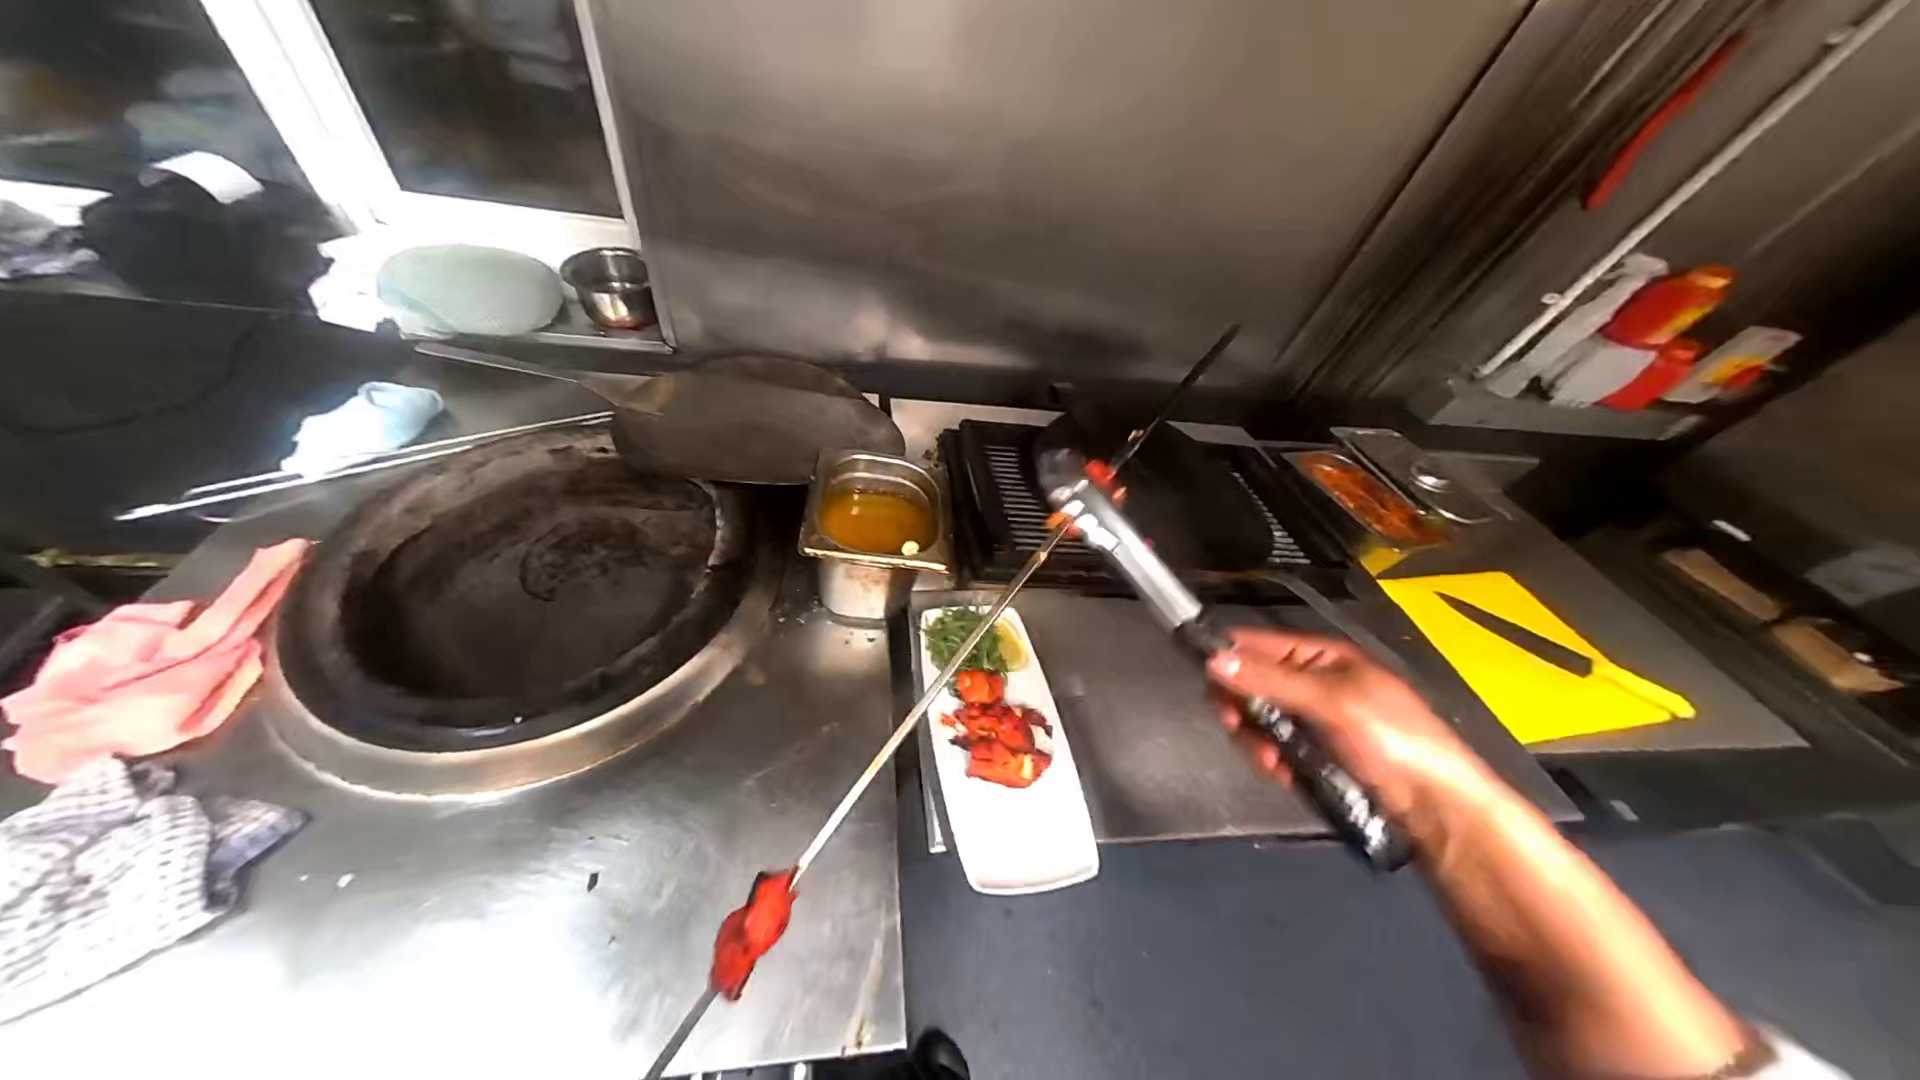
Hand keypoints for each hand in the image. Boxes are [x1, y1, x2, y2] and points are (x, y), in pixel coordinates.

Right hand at [1205, 627, 1502, 825]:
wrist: (1437, 808)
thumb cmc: (1393, 739)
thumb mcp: (1332, 701)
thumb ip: (1271, 680)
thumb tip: (1214, 660)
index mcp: (1318, 656)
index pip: (1255, 644)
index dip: (1229, 658)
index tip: (1211, 682)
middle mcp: (1308, 681)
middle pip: (1247, 684)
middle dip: (1241, 708)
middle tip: (1237, 726)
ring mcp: (1308, 719)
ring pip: (1254, 720)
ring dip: (1255, 740)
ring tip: (1274, 762)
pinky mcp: (1308, 752)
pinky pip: (1270, 747)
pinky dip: (1270, 760)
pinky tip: (1284, 774)